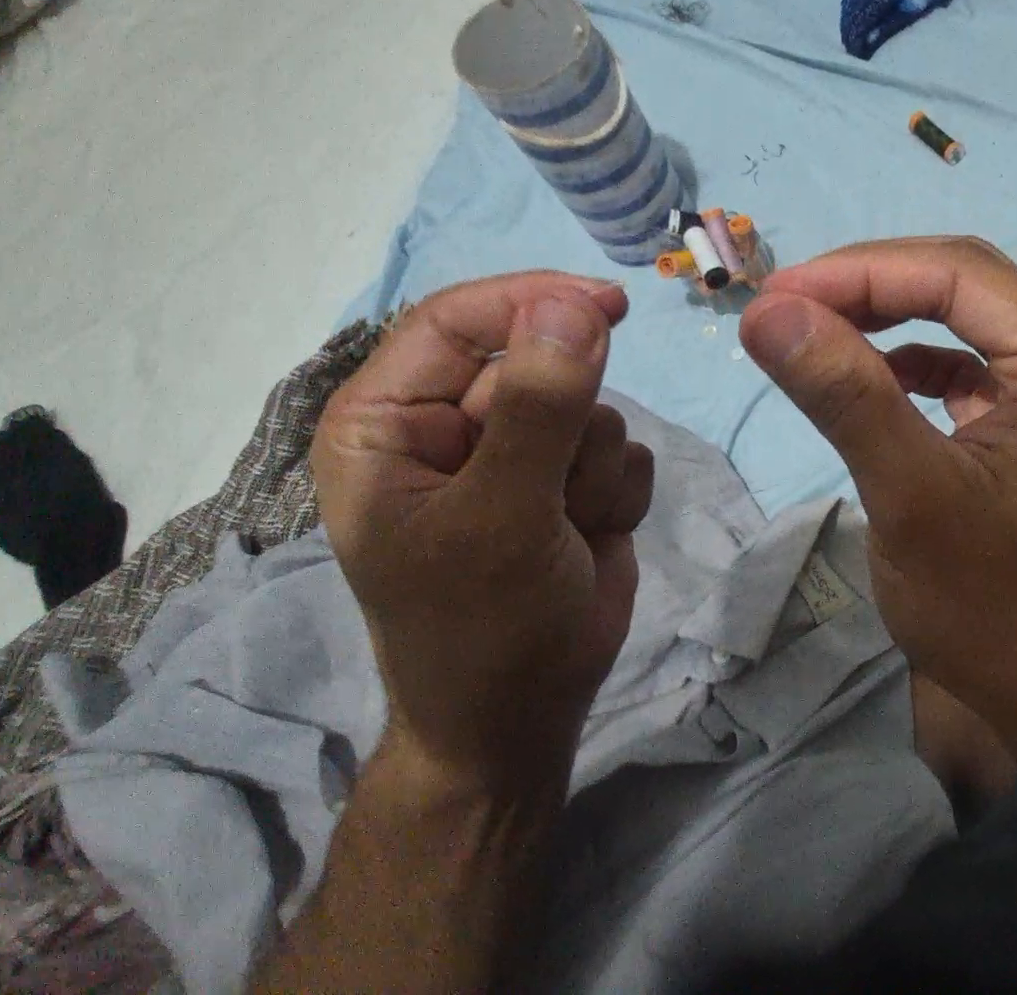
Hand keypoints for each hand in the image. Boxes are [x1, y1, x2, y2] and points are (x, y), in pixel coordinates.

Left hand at [311, 272, 652, 793]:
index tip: (609, 305)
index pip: (455, 324)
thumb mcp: (500, 518)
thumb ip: (537, 411)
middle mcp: (454, 430)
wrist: (527, 712)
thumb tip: (575, 307)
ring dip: (597, 471)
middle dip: (571, 427)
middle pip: (540, 366)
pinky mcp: (575, 486)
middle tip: (558, 492)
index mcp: (391, 423)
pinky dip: (620, 494)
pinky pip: (625, 451)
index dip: (530, 304)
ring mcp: (521, 459)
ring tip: (568, 530)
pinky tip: (594, 537)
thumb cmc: (482, 626)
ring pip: (596, 411)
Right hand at [740, 237, 1016, 781]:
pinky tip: (871, 377)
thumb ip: (845, 395)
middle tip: (780, 310)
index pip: (960, 273)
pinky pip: (970, 365)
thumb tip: (766, 309)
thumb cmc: (991, 610)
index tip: (770, 295)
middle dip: (868, 287)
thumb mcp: (911, 497)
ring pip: (965, 319)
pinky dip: (913, 362)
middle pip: (966, 284)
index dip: (858, 272)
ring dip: (885, 317)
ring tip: (811, 335)